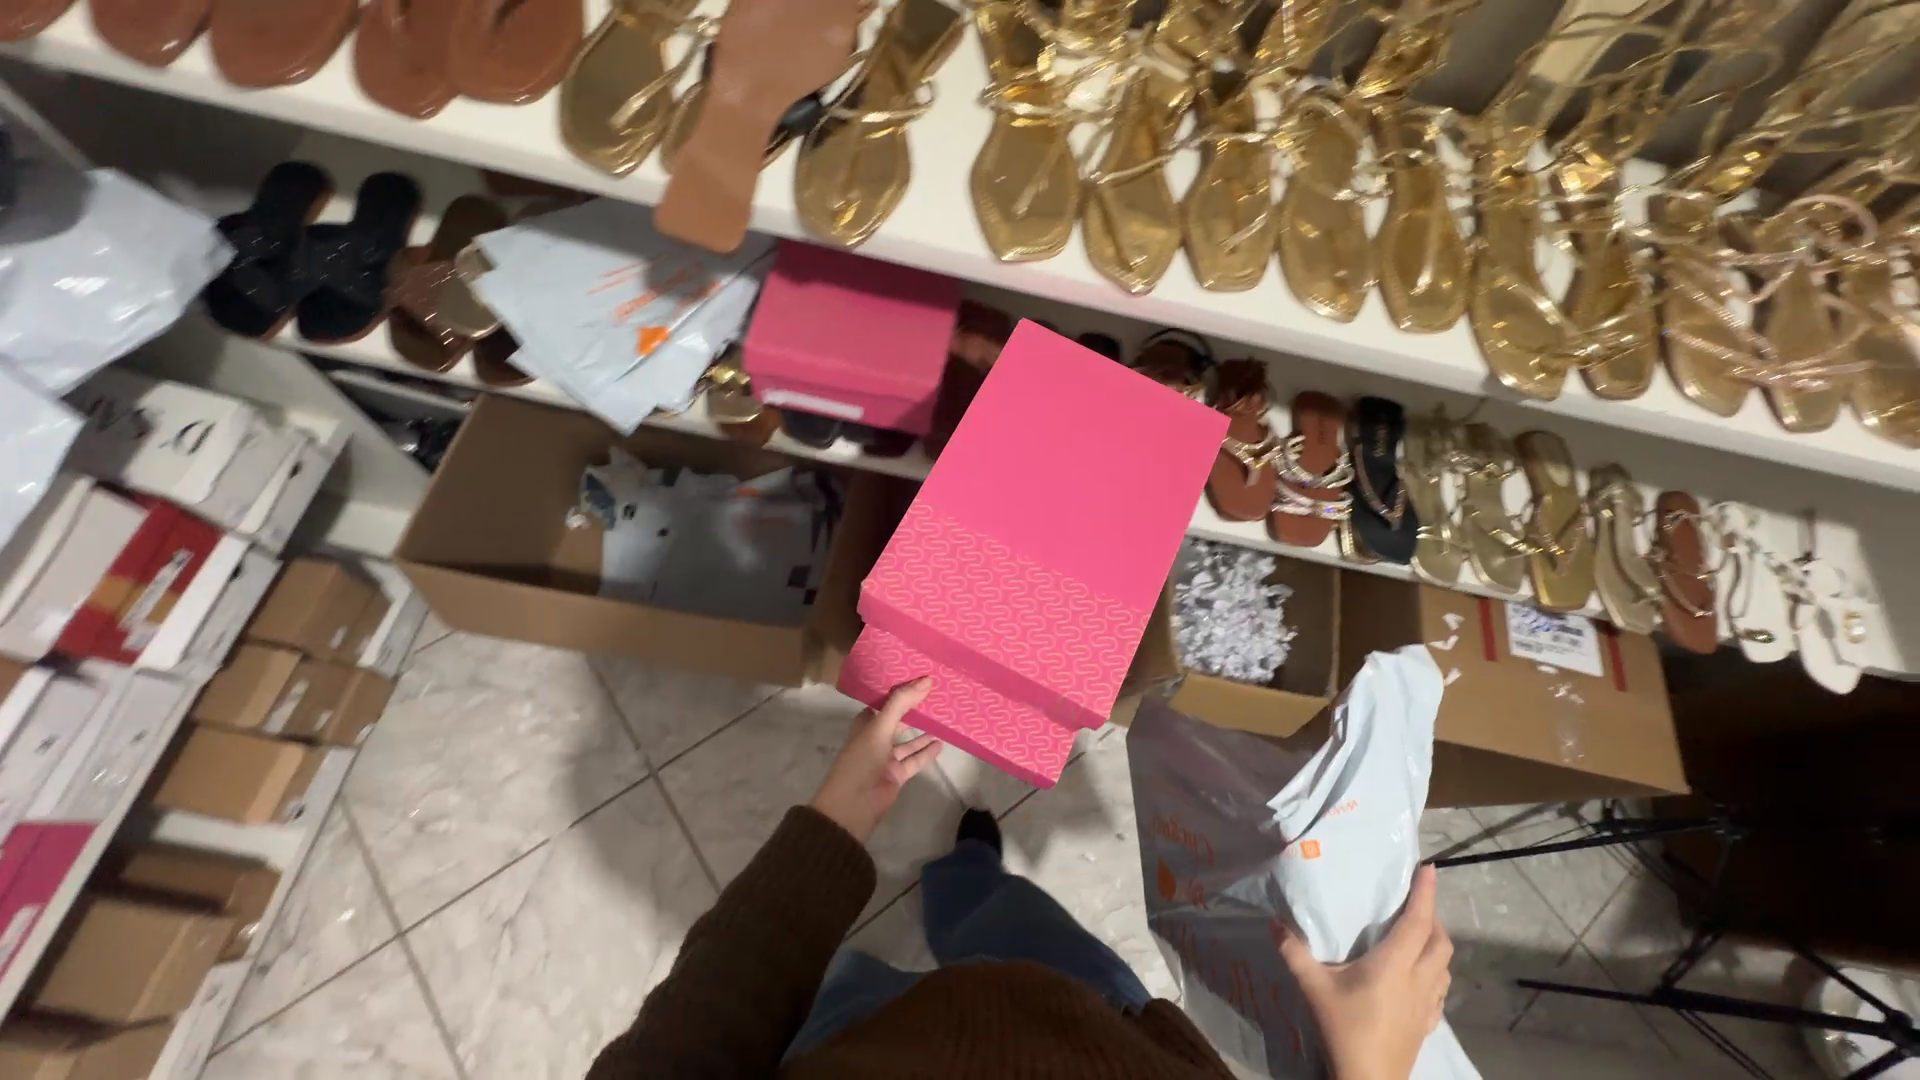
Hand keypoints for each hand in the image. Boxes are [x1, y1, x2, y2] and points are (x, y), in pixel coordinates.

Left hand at [809, 677, 943, 843]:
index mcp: (865, 723)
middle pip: (898, 718)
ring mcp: (886, 757)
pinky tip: (941, 743)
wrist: (852, 806)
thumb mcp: (880, 728)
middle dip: (914, 708)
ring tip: (943, 717)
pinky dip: (926, 752)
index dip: (900, 689)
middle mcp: (875, 737)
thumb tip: (927, 679)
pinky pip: (914, 759)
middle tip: (937, 692)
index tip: (920, 675)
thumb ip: (902, 703)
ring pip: (908, 740)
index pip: (884, 700)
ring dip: (923, 730)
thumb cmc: (861, 761)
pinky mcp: (897, 774)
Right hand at [1274, 864, 1452, 1079]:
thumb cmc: (1345, 1030)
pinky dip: (1436, 972)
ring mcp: (1427, 1004)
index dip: (1425, 894)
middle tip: (1414, 902)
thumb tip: (1273, 921)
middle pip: (1440, 942)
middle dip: (1433, 917)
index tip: (1428, 869)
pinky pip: (1441, 989)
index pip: (1417, 922)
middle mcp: (1418, 980)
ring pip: (1445, 966)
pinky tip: (1418, 975)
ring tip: (1417, 934)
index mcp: (1394, 965)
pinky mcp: (1427, 1023)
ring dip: (1436, 944)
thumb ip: (1294, 952)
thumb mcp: (1313, 987)